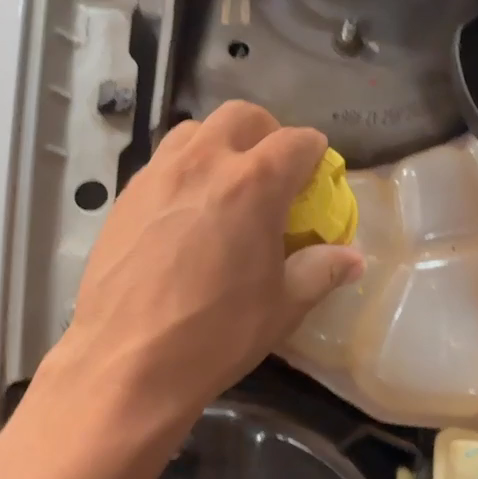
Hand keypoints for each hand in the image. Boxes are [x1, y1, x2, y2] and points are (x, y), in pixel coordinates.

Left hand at [42, 101, 363, 431]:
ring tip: (225, 186)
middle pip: (242, 117)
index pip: (297, 141)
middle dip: (266, 134)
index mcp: (254, 183)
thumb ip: (320, 271)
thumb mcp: (282, 307)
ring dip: (220, 145)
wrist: (126, 361)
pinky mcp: (125, 196)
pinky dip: (183, 170)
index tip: (316, 180)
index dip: (314, 156)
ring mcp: (158, 175)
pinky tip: (184, 214)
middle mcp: (204, 163)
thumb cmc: (215, 334)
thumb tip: (352, 259)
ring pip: (195, 131)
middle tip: (273, 173)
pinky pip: (162, 162)